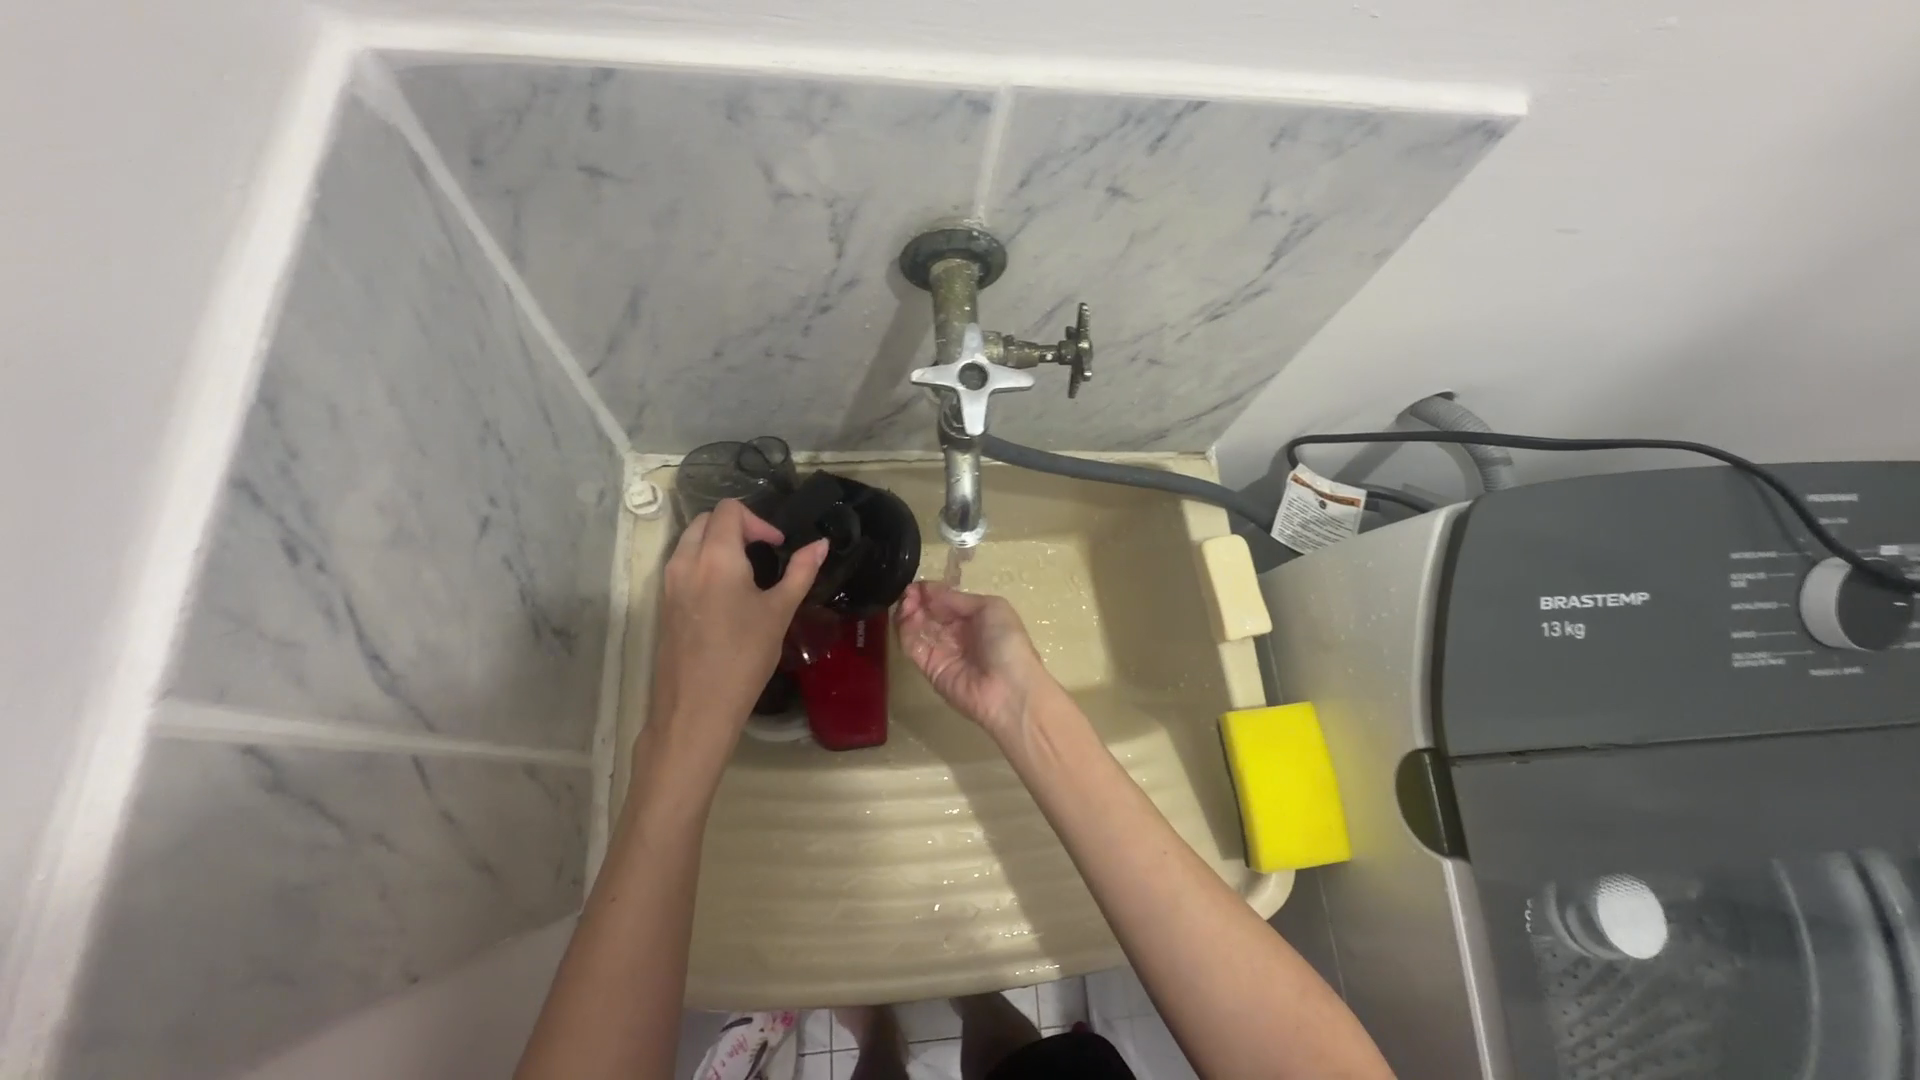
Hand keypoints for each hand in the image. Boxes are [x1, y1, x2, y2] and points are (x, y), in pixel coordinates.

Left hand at [649, 500, 827, 757]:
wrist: (696, 707)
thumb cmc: (744, 657)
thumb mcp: (779, 612)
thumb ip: (800, 572)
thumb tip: (821, 544)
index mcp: (716, 556)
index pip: (729, 510)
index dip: (758, 521)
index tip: (778, 546)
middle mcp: (685, 561)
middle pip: (705, 520)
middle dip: (736, 527)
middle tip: (764, 552)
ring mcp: (669, 582)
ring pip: (690, 541)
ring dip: (718, 543)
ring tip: (747, 572)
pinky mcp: (664, 603)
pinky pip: (682, 565)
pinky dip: (704, 563)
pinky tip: (727, 595)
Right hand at [894, 582, 1057, 740]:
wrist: (1008, 690)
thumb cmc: (1006, 642)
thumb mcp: (991, 608)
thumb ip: (957, 599)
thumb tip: (928, 590)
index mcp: (976, 618)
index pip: (946, 601)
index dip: (931, 592)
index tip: (918, 585)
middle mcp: (958, 633)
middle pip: (930, 613)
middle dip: (918, 600)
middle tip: (908, 594)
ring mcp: (942, 651)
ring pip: (918, 628)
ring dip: (909, 613)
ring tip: (905, 604)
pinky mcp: (930, 668)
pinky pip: (914, 646)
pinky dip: (906, 631)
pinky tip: (905, 618)